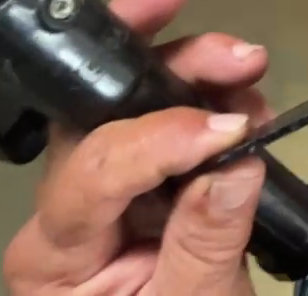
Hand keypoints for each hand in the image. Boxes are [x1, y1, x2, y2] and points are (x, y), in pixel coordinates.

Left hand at [3, 0, 270, 295]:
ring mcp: (106, 182)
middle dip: (173, 65)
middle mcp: (67, 204)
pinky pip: (170, 111)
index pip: (96, 172)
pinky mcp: (145, 172)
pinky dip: (212, 88)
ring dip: (199, 67)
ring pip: (137, 96)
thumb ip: (206, 243)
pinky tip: (247, 97)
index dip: (163, 138)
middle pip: (105, 111)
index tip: (233, 129)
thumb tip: (237, 161)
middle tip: (240, 54)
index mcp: (55, 253)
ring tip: (253, 72)